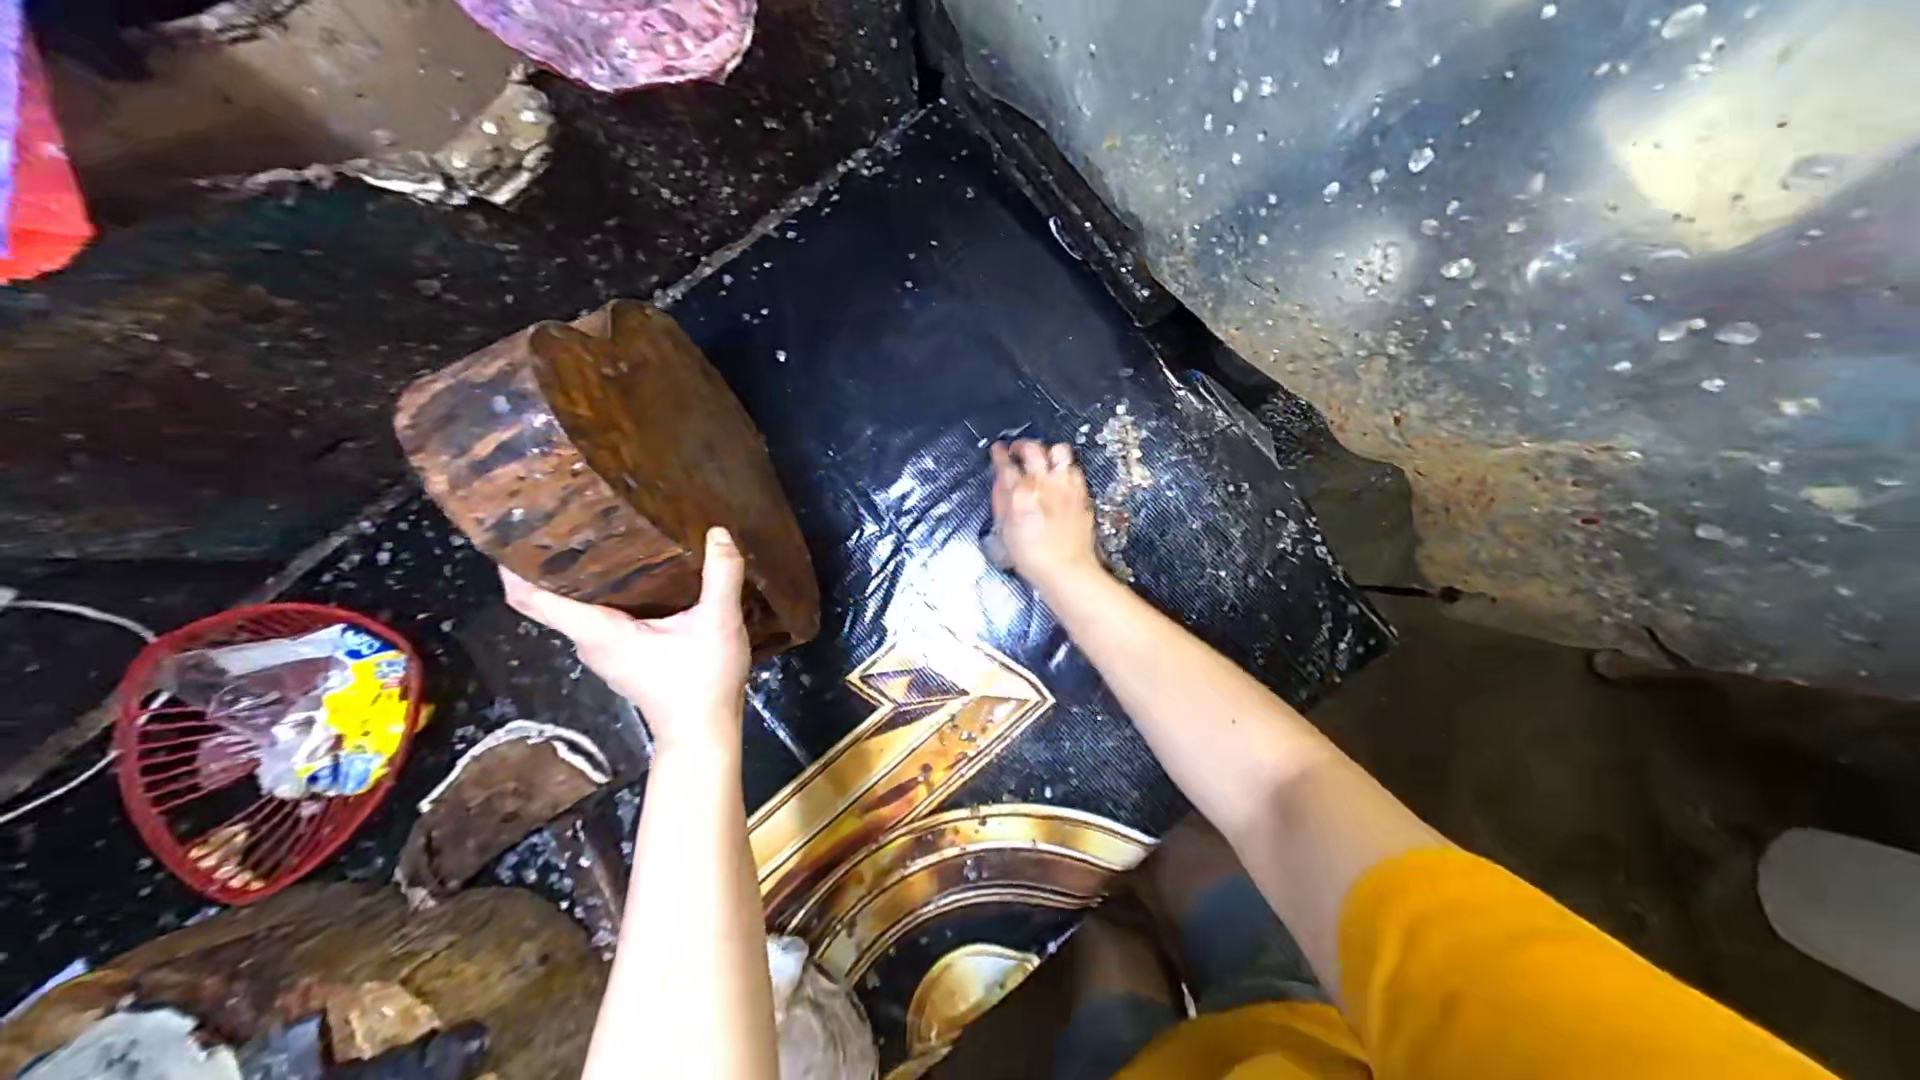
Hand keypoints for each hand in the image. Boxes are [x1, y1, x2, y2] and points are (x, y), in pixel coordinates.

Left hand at [500, 527, 751, 758]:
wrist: (704, 732)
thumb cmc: (702, 681)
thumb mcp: (718, 624)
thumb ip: (721, 576)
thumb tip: (718, 532)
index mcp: (598, 631)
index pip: (531, 599)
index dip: (513, 566)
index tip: (512, 532)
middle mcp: (590, 642)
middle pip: (553, 598)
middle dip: (556, 561)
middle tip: (571, 520)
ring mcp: (604, 653)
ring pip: (579, 608)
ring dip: (585, 578)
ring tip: (605, 540)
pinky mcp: (621, 658)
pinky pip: (599, 618)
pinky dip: (606, 595)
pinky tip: (635, 577)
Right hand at [990, 439, 1101, 589]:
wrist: (1067, 569)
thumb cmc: (1032, 556)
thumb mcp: (1006, 530)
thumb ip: (1002, 500)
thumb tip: (1000, 480)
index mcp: (1021, 492)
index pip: (1006, 463)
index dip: (999, 454)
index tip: (997, 450)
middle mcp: (1044, 483)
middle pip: (1033, 449)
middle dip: (1022, 446)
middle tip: (1016, 451)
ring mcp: (1067, 486)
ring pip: (1059, 451)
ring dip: (1048, 453)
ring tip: (1042, 461)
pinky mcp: (1082, 493)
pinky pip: (1074, 469)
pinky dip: (1064, 469)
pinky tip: (1059, 478)